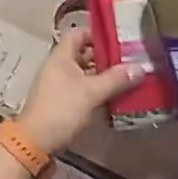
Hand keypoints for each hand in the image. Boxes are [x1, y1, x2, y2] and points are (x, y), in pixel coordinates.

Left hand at [17, 28, 146, 151]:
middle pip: (85, 55)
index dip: (97, 34)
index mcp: (61, 58)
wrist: (36, 144)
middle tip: (130, 59)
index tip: (119, 38)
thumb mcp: (91, 92)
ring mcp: (61, 87)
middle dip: (107, 57)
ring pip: (86, 74)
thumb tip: (141, 67)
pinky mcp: (65, 104)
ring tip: (129, 76)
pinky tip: (118, 95)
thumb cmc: (61, 110)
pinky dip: (100, 91)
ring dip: (105, 75)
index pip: (78, 34)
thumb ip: (116, 78)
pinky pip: (86, 91)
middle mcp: (60, 69)